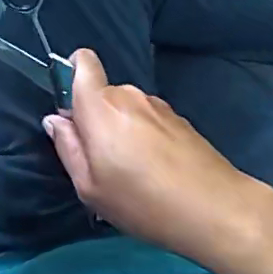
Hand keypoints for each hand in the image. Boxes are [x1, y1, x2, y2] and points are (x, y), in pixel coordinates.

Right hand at [42, 49, 272, 268]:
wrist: (217, 210)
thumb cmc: (142, 202)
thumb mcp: (89, 187)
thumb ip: (67, 147)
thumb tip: (56, 120)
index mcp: (100, 107)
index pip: (82, 63)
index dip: (71, 75)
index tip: (71, 110)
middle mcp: (129, 95)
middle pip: (101, 94)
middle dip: (95, 119)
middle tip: (101, 160)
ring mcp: (159, 106)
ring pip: (126, 109)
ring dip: (122, 130)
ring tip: (132, 170)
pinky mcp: (181, 120)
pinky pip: (149, 120)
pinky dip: (145, 137)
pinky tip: (156, 170)